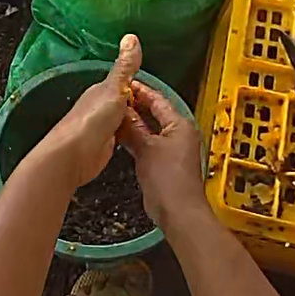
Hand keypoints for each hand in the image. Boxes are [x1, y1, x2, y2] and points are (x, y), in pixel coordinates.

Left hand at [34, 35, 143, 188]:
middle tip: (157, 106)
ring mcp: (101, 126)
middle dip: (136, 102)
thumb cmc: (93, 118)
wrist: (75, 153)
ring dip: (133, 118)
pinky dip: (130, 134)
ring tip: (152, 120)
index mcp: (100, 90)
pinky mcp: (104, 145)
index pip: (122, 83)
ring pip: (122, 118)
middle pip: (122, 101)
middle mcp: (99, 106)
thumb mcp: (114, 88)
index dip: (137, 84)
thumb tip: (131, 36)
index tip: (154, 88)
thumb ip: (125, 67)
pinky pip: (122, 135)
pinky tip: (139, 137)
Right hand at [119, 78, 205, 230]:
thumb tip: (120, 112)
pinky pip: (149, 142)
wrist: (178, 211)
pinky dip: (137, 137)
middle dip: (137, 105)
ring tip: (114, 114)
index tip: (124, 84)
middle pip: (156, 113)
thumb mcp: (146, 148)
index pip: (158, 100)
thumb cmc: (168, 179)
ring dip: (135, 122)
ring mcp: (173, 149)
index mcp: (180, 124)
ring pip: (151, 128)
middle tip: (115, 98)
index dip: (141, 91)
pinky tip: (122, 136)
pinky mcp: (165, 162)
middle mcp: (179, 134)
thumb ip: (132, 128)